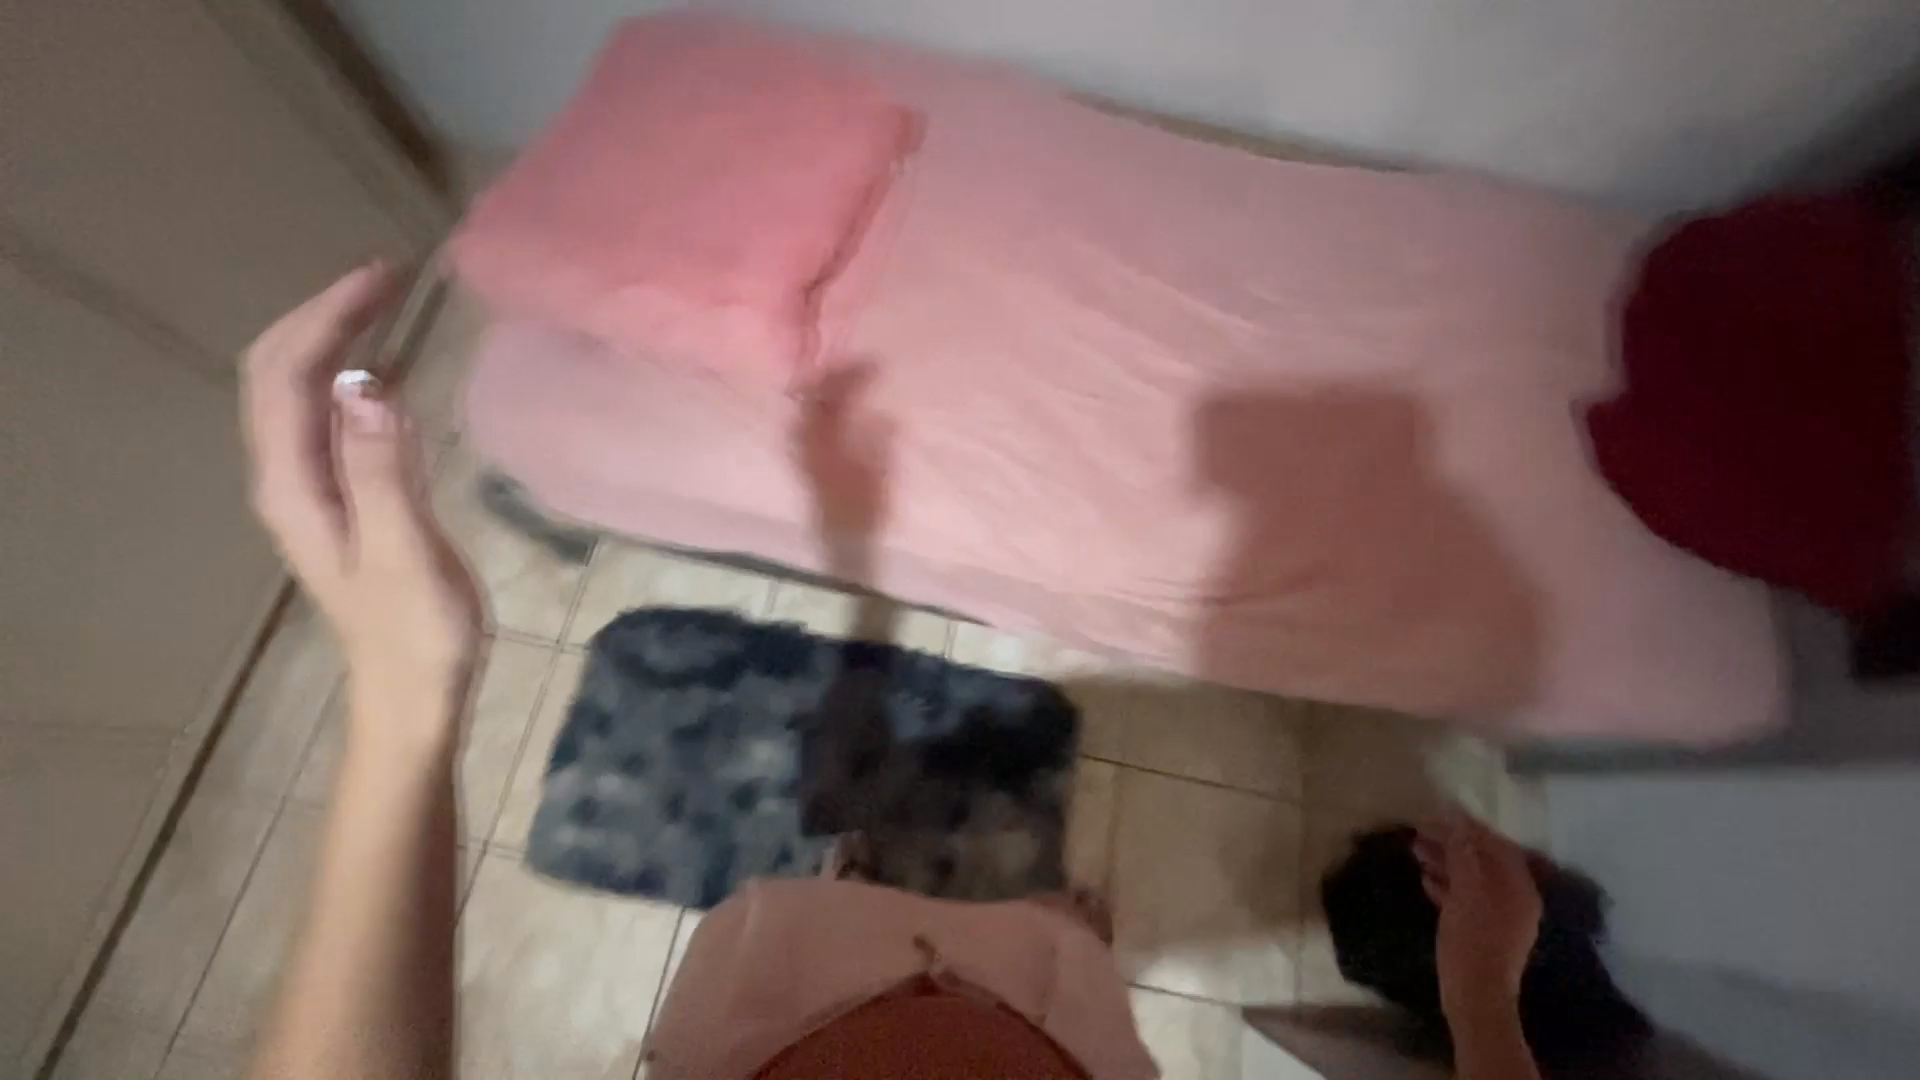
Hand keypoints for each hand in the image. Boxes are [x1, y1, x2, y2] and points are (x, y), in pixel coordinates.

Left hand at [241, 265, 482, 745]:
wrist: (414, 691)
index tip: (387, 279)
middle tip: (391, 281)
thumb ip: (383, 471)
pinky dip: (353, 382)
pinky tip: (391, 379)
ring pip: (300, 396)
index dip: (328, 319)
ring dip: (333, 342)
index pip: (286, 378)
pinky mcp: (346, 503)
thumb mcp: (406, 552)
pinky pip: (331, 423)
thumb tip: (367, 383)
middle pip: (278, 376)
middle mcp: (290, 480)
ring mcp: (315, 492)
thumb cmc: (418, 631)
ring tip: (388, 311)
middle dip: (326, 317)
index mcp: (296, 487)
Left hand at [794, 362, 893, 557]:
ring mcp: (802, 456)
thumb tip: (886, 418)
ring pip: (804, 413)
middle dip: (831, 379)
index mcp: (824, 444)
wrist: (844, 544)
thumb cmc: (865, 511)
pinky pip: (803, 429)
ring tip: (838, 382)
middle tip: (853, 366)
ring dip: (821, 394)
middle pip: (811, 401)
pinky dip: (815, 413)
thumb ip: (880, 446)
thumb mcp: (879, 477)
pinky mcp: (806, 466)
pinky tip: (827, 413)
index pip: (831, 399)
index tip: (872, 365)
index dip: (850, 377)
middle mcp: (806, 446)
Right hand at [1415, 815, 1542, 1018]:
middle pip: (1482, 861)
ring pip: (1469, 878)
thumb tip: (1456, 819)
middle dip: (1453, 843)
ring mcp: (1496, 916)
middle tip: (1419, 829)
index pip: (1498, 846)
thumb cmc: (1473, 939)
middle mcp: (1512, 899)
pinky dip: (1444, 884)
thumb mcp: (1467, 891)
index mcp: (1518, 889)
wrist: (1474, 994)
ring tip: (1415, 850)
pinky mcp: (1478, 930)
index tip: (1439, 811)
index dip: (1470, 827)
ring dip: (1445, 861)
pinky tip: (1424, 879)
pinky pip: (1462, 897)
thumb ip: (1463, 854)